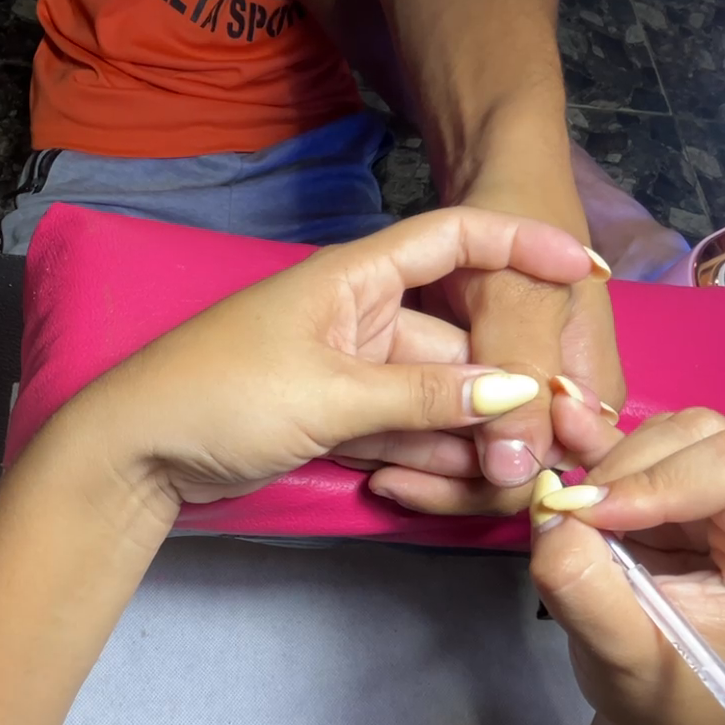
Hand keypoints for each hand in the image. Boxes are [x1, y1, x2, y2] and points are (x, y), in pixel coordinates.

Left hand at [45, 207, 598, 515]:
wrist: (141, 452)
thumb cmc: (224, 395)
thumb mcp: (329, 391)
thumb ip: (423, 393)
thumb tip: (515, 392)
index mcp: (353, 281)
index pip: (450, 241)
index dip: (518, 247)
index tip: (583, 269)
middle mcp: (356, 320)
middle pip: (449, 345)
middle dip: (496, 392)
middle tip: (552, 441)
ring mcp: (344, 375)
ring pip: (425, 399)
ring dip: (463, 436)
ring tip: (510, 476)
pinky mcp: (329, 422)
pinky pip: (390, 431)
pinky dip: (418, 456)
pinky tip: (456, 483)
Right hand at [526, 400, 724, 724]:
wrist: (667, 716)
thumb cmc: (666, 701)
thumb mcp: (621, 658)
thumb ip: (584, 588)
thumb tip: (552, 512)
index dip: (652, 481)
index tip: (583, 518)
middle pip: (704, 438)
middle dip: (624, 471)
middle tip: (573, 521)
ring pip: (672, 436)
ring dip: (611, 469)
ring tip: (581, 522)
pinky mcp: (698, 496)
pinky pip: (649, 448)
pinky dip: (603, 451)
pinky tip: (571, 447)